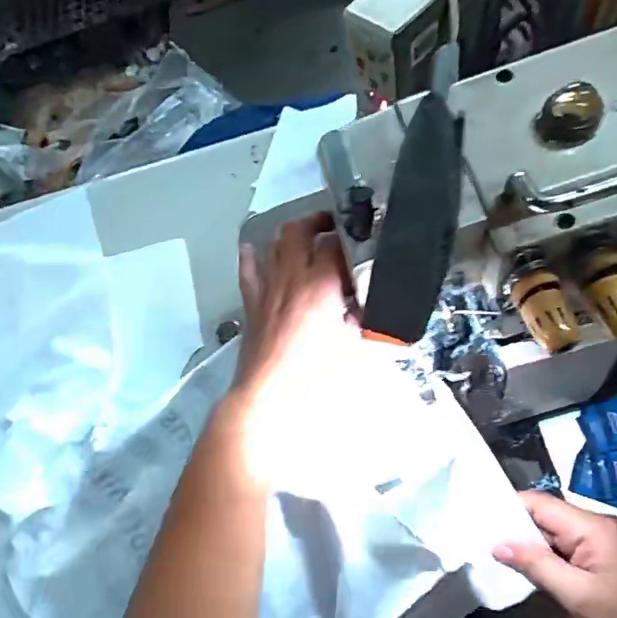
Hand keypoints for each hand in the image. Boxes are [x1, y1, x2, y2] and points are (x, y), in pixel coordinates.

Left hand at [220, 213, 358, 481]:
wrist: (268, 396)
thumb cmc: (315, 375)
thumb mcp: (353, 347)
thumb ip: (363, 321)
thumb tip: (367, 307)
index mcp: (319, 285)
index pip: (335, 244)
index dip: (350, 237)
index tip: (361, 239)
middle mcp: (290, 277)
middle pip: (299, 230)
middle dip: (317, 221)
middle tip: (333, 225)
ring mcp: (267, 287)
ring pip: (273, 243)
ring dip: (291, 233)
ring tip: (305, 235)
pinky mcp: (251, 303)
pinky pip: (249, 270)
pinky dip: (254, 255)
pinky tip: (256, 248)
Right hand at [494, 491, 616, 617]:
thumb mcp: (577, 595)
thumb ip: (536, 566)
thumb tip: (497, 544)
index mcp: (592, 527)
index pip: (539, 503)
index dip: (508, 508)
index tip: (478, 521)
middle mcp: (598, 525)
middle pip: (546, 516)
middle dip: (516, 529)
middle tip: (483, 543)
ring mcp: (604, 540)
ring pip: (556, 533)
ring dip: (532, 546)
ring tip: (500, 557)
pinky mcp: (607, 556)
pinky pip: (569, 547)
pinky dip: (550, 557)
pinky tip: (533, 570)